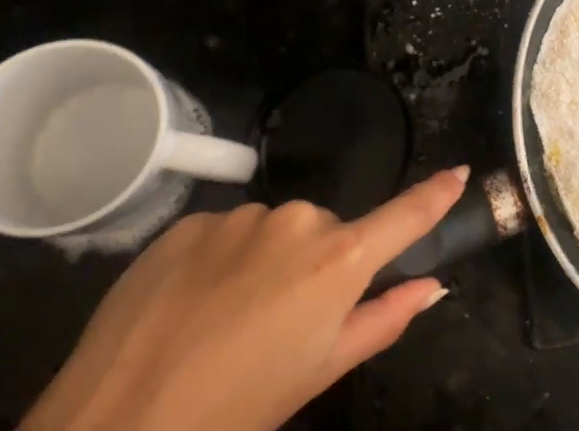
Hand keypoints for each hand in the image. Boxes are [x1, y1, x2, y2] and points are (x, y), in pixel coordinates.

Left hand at [19, 166, 469, 430]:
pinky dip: (221, 261)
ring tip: (227, 318)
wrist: (117, 420)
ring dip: (265, 262)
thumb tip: (432, 287)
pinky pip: (225, 233)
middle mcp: (296, 221)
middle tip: (285, 322)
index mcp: (338, 260)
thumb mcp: (321, 372)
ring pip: (272, 231)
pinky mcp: (188, 221)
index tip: (460, 171)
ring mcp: (238, 217)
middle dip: (319, 265)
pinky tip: (192, 305)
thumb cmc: (239, 407)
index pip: (403, 217)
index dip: (435, 194)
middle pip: (327, 231)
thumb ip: (384, 319)